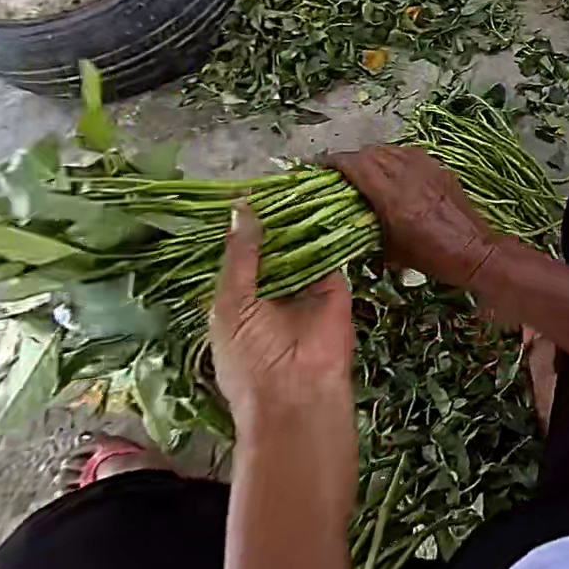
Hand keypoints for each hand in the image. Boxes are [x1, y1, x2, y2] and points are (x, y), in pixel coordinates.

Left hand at [211, 201, 356, 431]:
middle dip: (277, 218)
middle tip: (279, 179)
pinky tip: (330, 200)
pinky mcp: (337, 284)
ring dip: (304, 221)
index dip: (246, 226)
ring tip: (303, 181)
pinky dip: (332, 231)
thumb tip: (241, 208)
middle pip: (277, 245)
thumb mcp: (230, 303)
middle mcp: (276, 288)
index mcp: (243, 296)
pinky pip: (334, 253)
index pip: (245, 253)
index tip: (247, 190)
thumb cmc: (250, 356)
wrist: (298, 389)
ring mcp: (308, 285)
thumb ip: (240, 256)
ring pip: (306, 246)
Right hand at [326, 145, 498, 287]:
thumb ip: (368, 228)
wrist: (474, 251)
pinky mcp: (442, 170)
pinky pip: (413, 154)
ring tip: (364, 168)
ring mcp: (429, 170)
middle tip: (339, 170)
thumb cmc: (432, 256)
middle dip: (352, 158)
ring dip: (374, 155)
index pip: (358, 165)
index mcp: (394, 197)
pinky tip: (393, 169)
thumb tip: (348, 218)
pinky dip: (397, 157)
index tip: (319, 165)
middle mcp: (410, 176)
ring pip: (393, 150)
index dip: (335, 162)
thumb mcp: (391, 249)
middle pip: (373, 153)